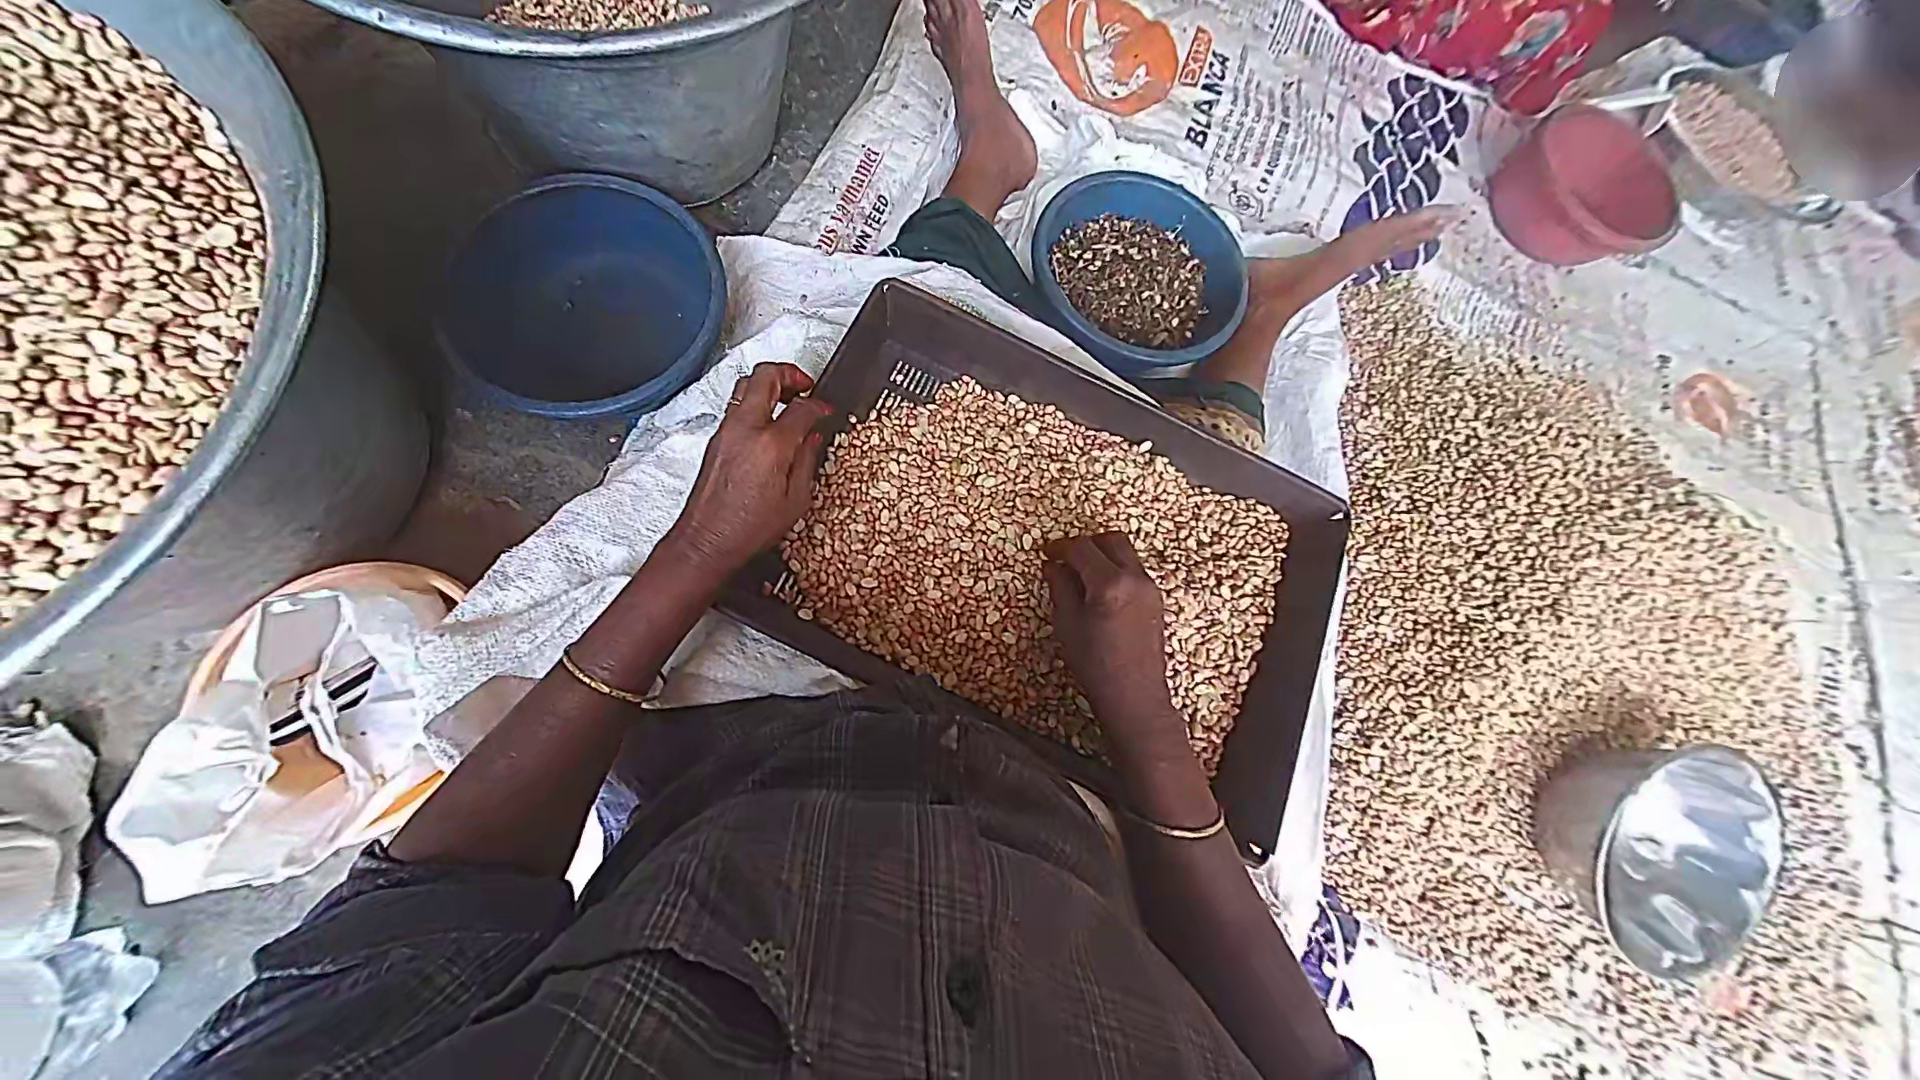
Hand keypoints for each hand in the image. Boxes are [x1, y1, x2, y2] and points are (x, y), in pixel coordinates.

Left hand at [667, 363, 833, 577]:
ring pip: (747, 385)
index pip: (802, 408)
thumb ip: (807, 460)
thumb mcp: (796, 500)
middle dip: (790, 373)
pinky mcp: (716, 439)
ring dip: (770, 384)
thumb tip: (813, 437)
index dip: (819, 405)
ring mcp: (726, 431)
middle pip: (766, 376)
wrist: (707, 541)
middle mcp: (745, 430)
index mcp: (771, 445)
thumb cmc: (748, 528)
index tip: (826, 410)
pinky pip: (738, 405)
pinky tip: (770, 422)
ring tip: (787, 400)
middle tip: (805, 386)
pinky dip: (757, 402)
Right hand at [1044, 532, 1212, 822]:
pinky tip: (1098, 590)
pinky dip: (1115, 570)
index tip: (1047, 553)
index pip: (1082, 548)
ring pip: (1126, 553)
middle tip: (1065, 557)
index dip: (1060, 547)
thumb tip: (1053, 565)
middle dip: (1086, 543)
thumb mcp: (1067, 623)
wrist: (1134, 696)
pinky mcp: (1156, 599)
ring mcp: (1150, 588)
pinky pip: (1134, 571)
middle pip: (1111, 540)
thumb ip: (1060, 587)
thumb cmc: (1095, 665)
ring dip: (1102, 555)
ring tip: (1080, 575)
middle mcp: (1136, 579)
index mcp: (1110, 583)